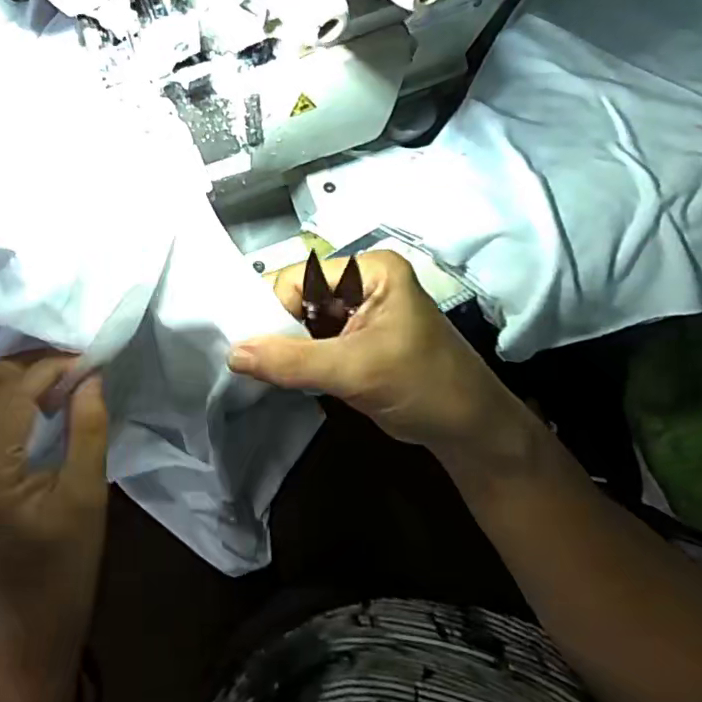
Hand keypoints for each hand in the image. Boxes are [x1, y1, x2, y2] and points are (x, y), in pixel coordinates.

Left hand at [0, 352, 108, 701]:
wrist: (31, 631)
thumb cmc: (66, 569)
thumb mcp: (89, 496)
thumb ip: (88, 428)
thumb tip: (91, 374)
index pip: (13, 393)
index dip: (52, 367)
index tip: (90, 360)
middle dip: (29, 365)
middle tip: (75, 368)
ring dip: (12, 378)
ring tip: (58, 381)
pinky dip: (1, 399)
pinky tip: (35, 405)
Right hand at [228, 251, 541, 474]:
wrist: (469, 430)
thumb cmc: (424, 386)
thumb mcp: (356, 370)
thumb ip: (292, 361)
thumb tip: (232, 353)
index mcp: (368, 270)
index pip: (300, 279)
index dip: (274, 311)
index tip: (255, 349)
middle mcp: (359, 282)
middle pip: (297, 298)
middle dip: (279, 331)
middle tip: (259, 364)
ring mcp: (356, 311)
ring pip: (300, 321)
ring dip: (286, 347)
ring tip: (270, 372)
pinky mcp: (353, 339)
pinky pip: (310, 340)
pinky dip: (296, 358)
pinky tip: (285, 376)